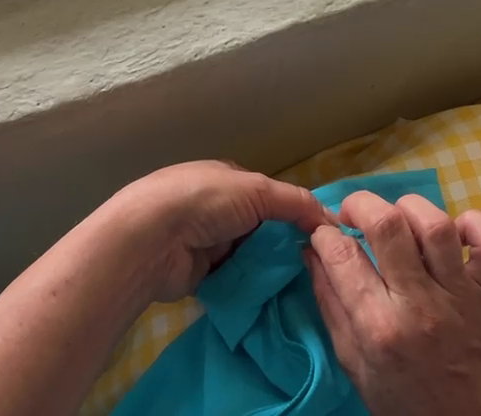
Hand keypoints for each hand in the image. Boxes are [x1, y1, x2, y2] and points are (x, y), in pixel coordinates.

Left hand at [97, 160, 330, 302]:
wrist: (151, 240)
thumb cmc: (204, 200)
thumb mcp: (256, 190)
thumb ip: (293, 202)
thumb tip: (329, 217)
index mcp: (229, 179)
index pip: (270, 196)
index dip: (294, 214)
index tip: (320, 238)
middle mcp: (218, 208)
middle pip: (261, 229)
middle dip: (283, 246)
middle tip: (316, 269)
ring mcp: (207, 242)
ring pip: (250, 257)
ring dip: (269, 271)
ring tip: (303, 289)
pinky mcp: (200, 275)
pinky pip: (235, 282)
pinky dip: (251, 289)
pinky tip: (275, 301)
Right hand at [305, 192, 480, 415]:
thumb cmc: (403, 399)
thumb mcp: (353, 362)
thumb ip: (330, 303)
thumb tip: (311, 251)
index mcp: (378, 327)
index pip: (343, 256)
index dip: (325, 234)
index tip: (323, 233)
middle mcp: (417, 304)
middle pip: (388, 226)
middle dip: (361, 205)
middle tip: (353, 214)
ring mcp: (457, 295)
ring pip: (435, 225)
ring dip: (410, 210)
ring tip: (398, 220)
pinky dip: (474, 225)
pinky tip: (454, 231)